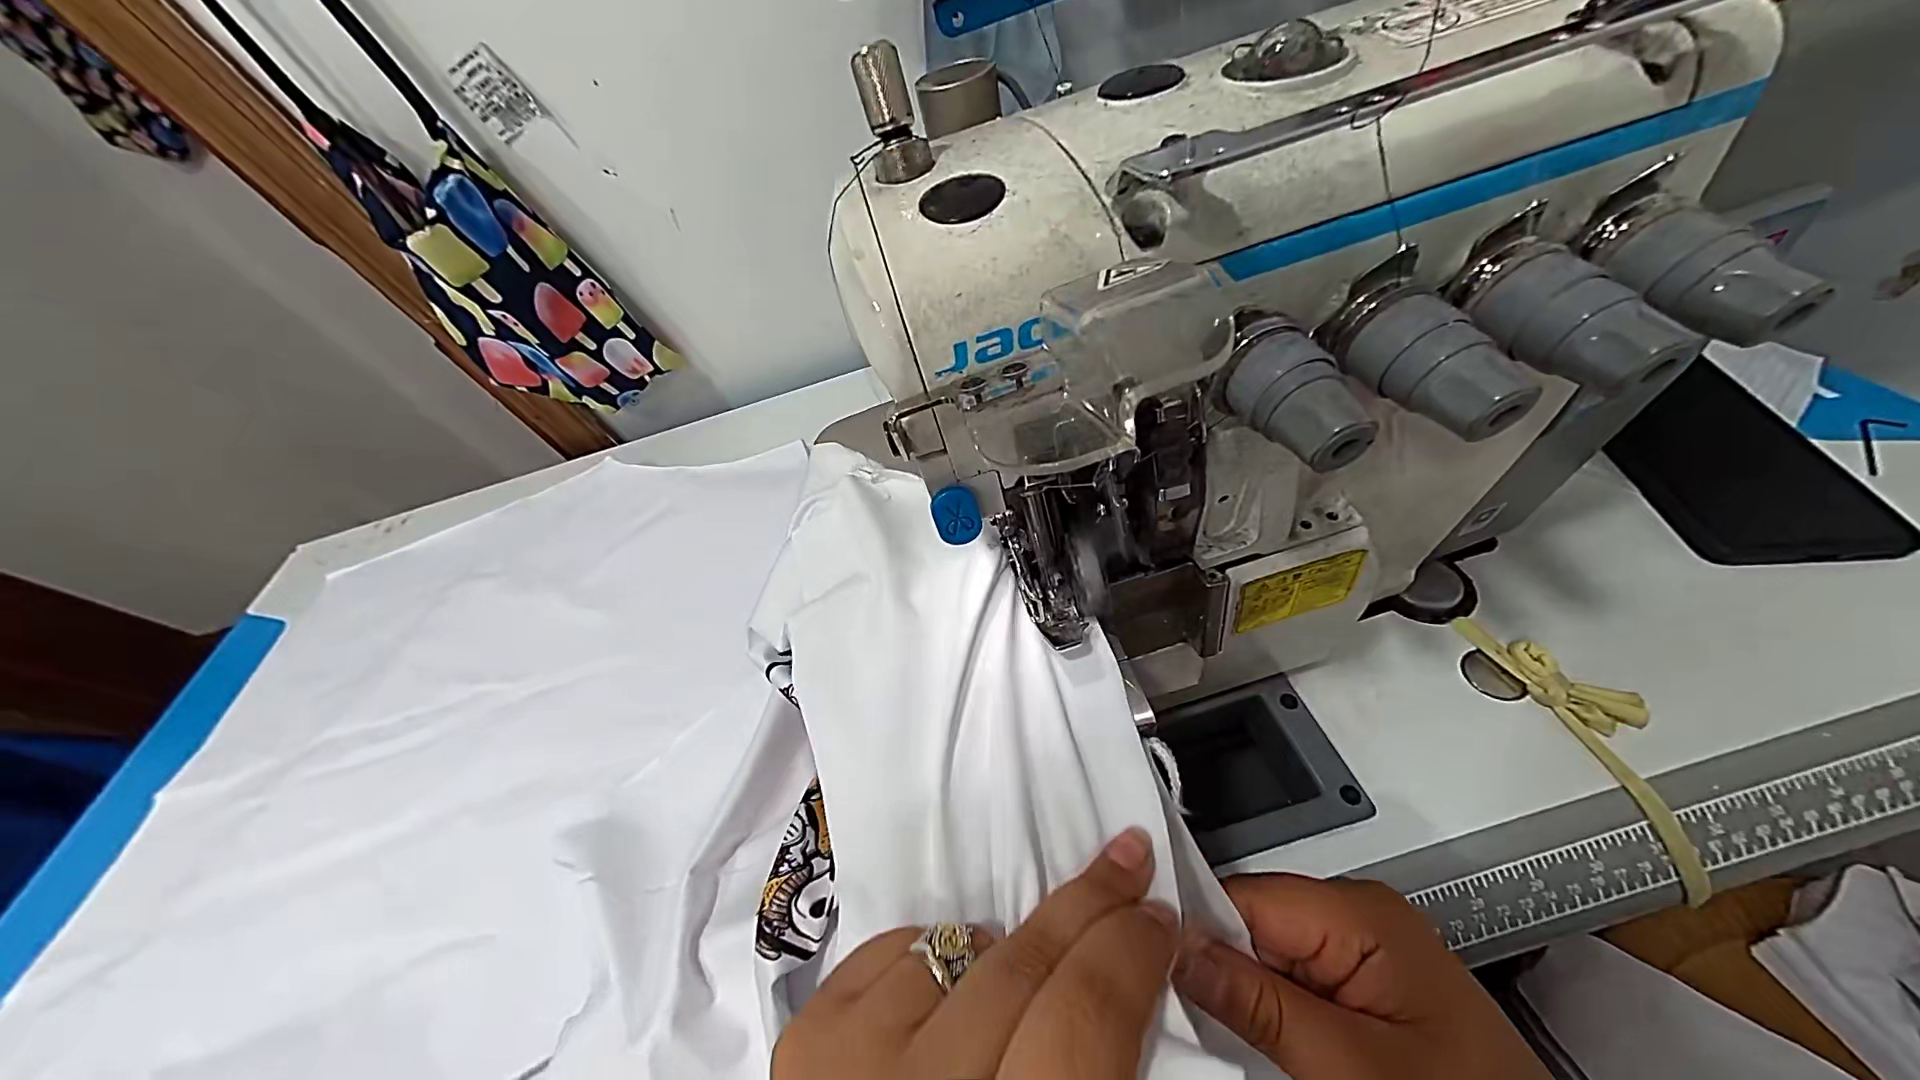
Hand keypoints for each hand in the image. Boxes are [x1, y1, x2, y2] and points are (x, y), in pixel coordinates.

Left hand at [773, 827, 1177, 1079]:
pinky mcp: (808, 1042)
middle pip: (1021, 966)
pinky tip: (951, 981)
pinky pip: (889, 950)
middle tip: (1123, 869)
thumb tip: (1128, 979)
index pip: (1081, 1018)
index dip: (1128, 952)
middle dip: (1086, 906)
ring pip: (955, 949)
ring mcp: (850, 1063)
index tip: (1155, 915)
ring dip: (1003, 945)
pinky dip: (930, 951)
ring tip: (1027, 968)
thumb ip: (1094, 1069)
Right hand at [1174, 874, 1547, 1079]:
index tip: (1162, 971)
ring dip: (1239, 989)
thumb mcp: (1355, 1067)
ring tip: (1240, 1035)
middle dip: (1217, 964)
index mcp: (1357, 910)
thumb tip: (1181, 948)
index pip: (1239, 894)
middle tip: (1194, 1016)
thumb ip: (1261, 1002)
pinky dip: (1262, 1003)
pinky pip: (1283, 971)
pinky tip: (1261, 1034)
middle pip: (1245, 917)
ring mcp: (1352, 943)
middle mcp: (1351, 912)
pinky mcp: (1352, 974)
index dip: (1195, 932)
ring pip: (1258, 947)